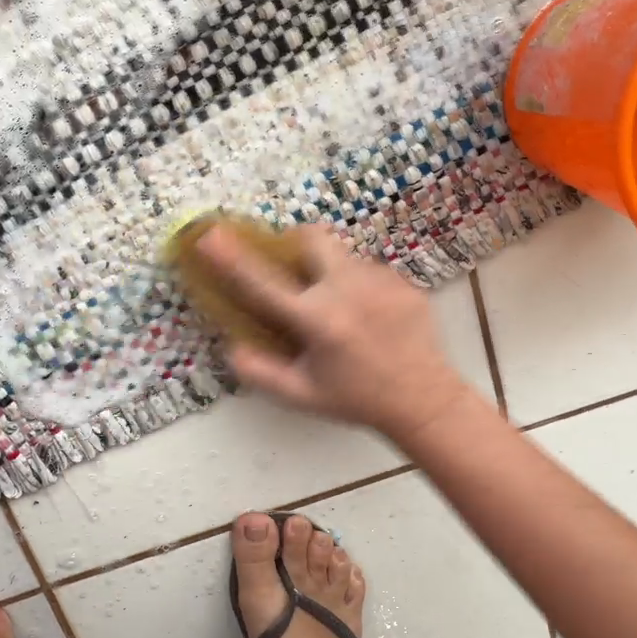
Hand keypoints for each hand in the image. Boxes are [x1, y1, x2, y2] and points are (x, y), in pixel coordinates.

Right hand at [195, 224, 472, 442]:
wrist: (426, 402)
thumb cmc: (356, 399)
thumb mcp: (300, 395)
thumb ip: (260, 372)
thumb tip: (232, 347)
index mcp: (318, 320)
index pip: (263, 282)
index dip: (231, 257)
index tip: (210, 235)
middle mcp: (348, 292)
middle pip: (312, 238)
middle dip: (296, 243)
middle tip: (295, 268)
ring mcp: (381, 283)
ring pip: (342, 256)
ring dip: (331, 273)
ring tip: (341, 309)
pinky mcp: (404, 284)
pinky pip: (369, 271)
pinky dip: (358, 286)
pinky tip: (367, 317)